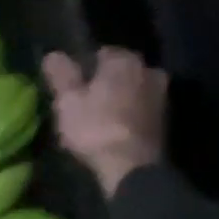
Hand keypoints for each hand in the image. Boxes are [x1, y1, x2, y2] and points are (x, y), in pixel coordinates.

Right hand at [42, 47, 167, 197]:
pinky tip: (112, 128)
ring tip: (95, 118)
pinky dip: (126, 113)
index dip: (82, 68)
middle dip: (102, 83)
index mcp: (124, 60)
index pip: (99, 53)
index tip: (69, 87)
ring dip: (115, 98)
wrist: (131, 165)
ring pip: (130, 89)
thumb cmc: (95, 127)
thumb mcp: (67, 100)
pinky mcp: (165, 117)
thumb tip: (53, 54)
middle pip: (118, 72)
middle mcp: (149, 69)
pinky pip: (139, 107)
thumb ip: (61, 74)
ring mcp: (161, 93)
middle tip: (80, 103)